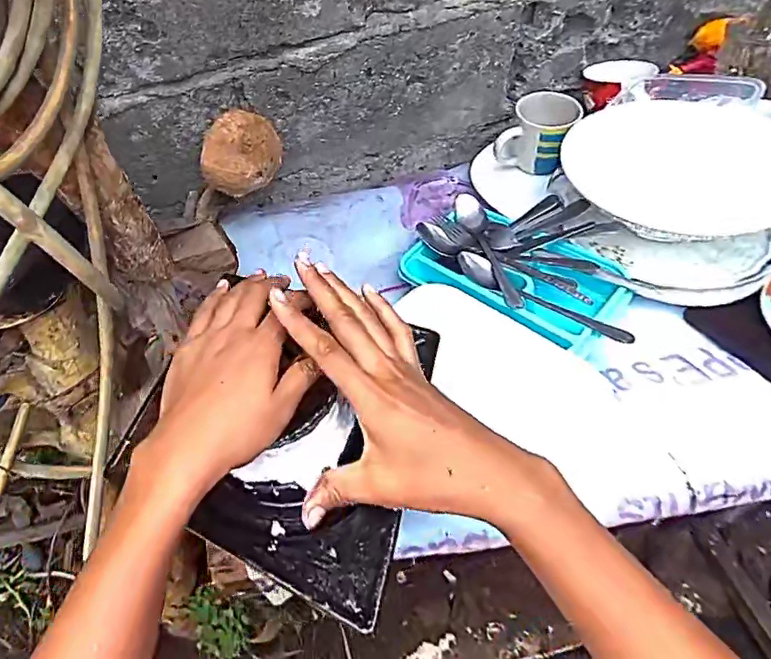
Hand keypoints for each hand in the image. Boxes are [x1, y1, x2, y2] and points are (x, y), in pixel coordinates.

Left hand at [133, 273, 321, 502]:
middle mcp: (234, 333)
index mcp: (260, 347)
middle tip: (283, 280)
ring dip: (246, 284)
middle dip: (272, 284)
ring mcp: (208, 337)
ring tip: (258, 276)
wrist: (187, 443)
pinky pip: (204, 310)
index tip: (309, 297)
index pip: (284, 313)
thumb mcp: (280, 410)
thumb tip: (319, 356)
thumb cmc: (235, 433)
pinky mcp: (188, 345)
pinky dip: (215, 295)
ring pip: (229, 298)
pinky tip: (219, 289)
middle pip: (255, 296)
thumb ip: (301, 377)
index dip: (298, 300)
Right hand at [271, 256, 563, 529]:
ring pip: (368, 318)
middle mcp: (386, 372)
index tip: (280, 300)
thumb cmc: (440, 475)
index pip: (326, 350)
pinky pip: (395, 328)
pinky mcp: (416, 372)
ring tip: (326, 270)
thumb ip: (336, 490)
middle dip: (320, 288)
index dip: (298, 322)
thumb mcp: (379, 486)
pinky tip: (371, 293)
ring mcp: (403, 368)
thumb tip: (306, 507)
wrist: (490, 471)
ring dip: (345, 290)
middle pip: (347, 320)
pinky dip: (381, 306)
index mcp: (371, 394)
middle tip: (302, 263)